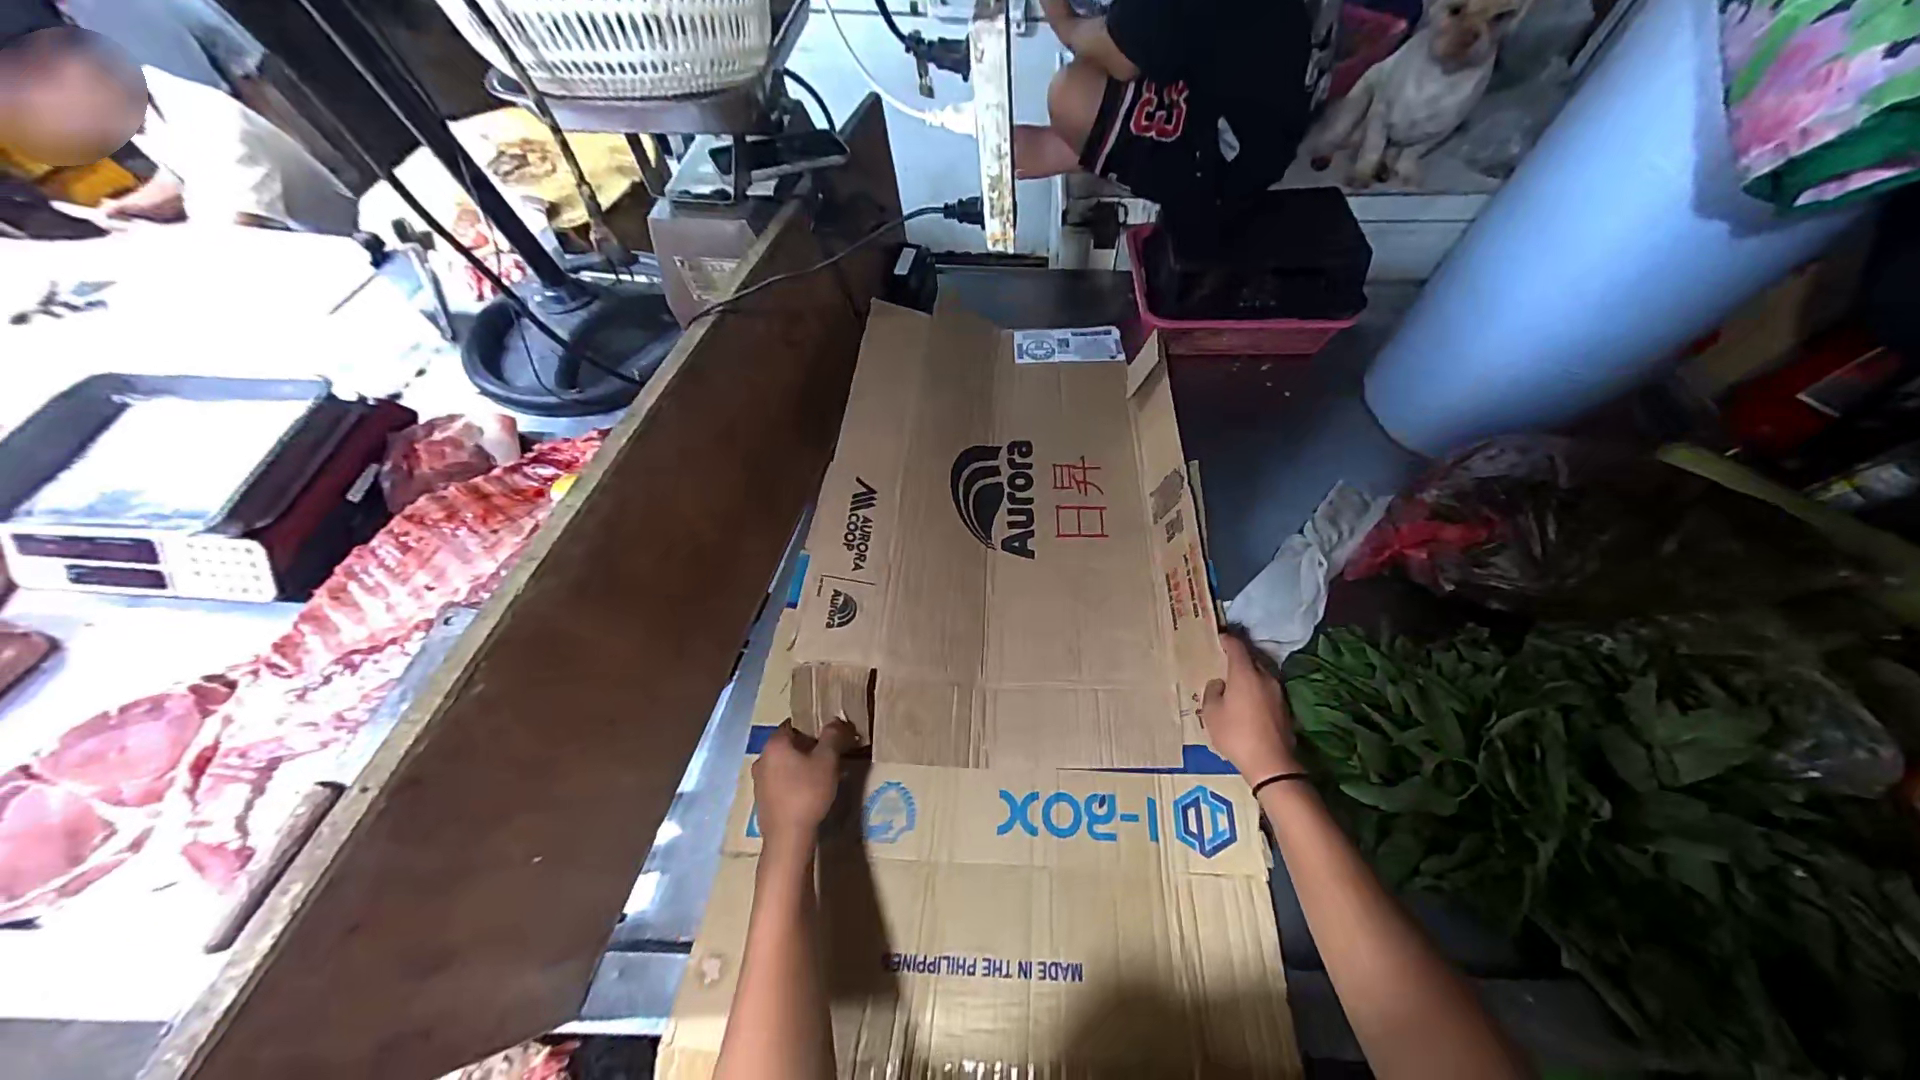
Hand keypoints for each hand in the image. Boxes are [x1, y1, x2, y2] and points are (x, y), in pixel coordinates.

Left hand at [751, 720, 857, 850]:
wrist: (788, 838)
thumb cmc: (808, 792)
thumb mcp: (828, 760)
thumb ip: (833, 736)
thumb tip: (836, 721)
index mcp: (775, 744)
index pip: (793, 723)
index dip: (812, 726)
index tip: (829, 734)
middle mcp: (762, 758)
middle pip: (788, 744)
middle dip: (808, 746)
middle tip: (829, 754)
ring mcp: (759, 781)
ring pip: (784, 764)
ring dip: (801, 765)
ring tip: (822, 774)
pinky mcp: (762, 800)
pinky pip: (780, 781)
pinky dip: (793, 781)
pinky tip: (808, 792)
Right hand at [1201, 633, 1301, 782]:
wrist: (1271, 764)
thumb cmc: (1236, 734)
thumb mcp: (1211, 713)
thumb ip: (1212, 692)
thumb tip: (1220, 684)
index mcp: (1245, 673)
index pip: (1237, 646)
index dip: (1227, 639)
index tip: (1219, 637)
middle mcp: (1265, 677)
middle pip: (1252, 658)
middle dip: (1238, 655)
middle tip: (1224, 658)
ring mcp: (1278, 692)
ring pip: (1261, 674)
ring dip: (1248, 673)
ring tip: (1234, 680)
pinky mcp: (1284, 707)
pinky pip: (1266, 689)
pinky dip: (1256, 687)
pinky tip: (1246, 699)